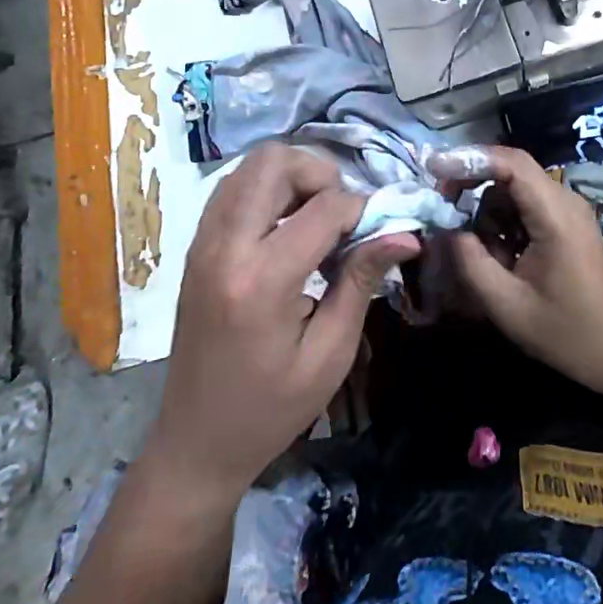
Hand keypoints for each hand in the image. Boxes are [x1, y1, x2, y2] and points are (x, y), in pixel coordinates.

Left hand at [152, 143, 418, 492]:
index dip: (363, 210)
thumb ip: (362, 281)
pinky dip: (267, 191)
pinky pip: (232, 189)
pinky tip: (288, 228)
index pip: (324, 207)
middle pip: (274, 162)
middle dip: (321, 174)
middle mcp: (224, 247)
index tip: (378, 233)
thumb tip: (406, 235)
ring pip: (249, 166)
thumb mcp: (330, 353)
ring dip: (292, 178)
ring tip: (317, 219)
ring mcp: (202, 243)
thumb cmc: (271, 408)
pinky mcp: (196, 248)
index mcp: (261, 280)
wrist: (196, 441)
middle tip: (342, 214)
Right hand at [439, 147, 602, 387]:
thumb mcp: (507, 305)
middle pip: (510, 171)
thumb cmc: (566, 332)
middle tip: (443, 212)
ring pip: (514, 190)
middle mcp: (565, 201)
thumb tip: (448, 230)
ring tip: (479, 252)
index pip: (512, 163)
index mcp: (555, 216)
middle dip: (471, 185)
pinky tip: (498, 256)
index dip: (470, 159)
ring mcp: (568, 211)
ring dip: (487, 211)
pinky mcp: (565, 223)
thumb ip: (471, 263)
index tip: (433, 170)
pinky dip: (503, 222)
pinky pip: (525, 206)